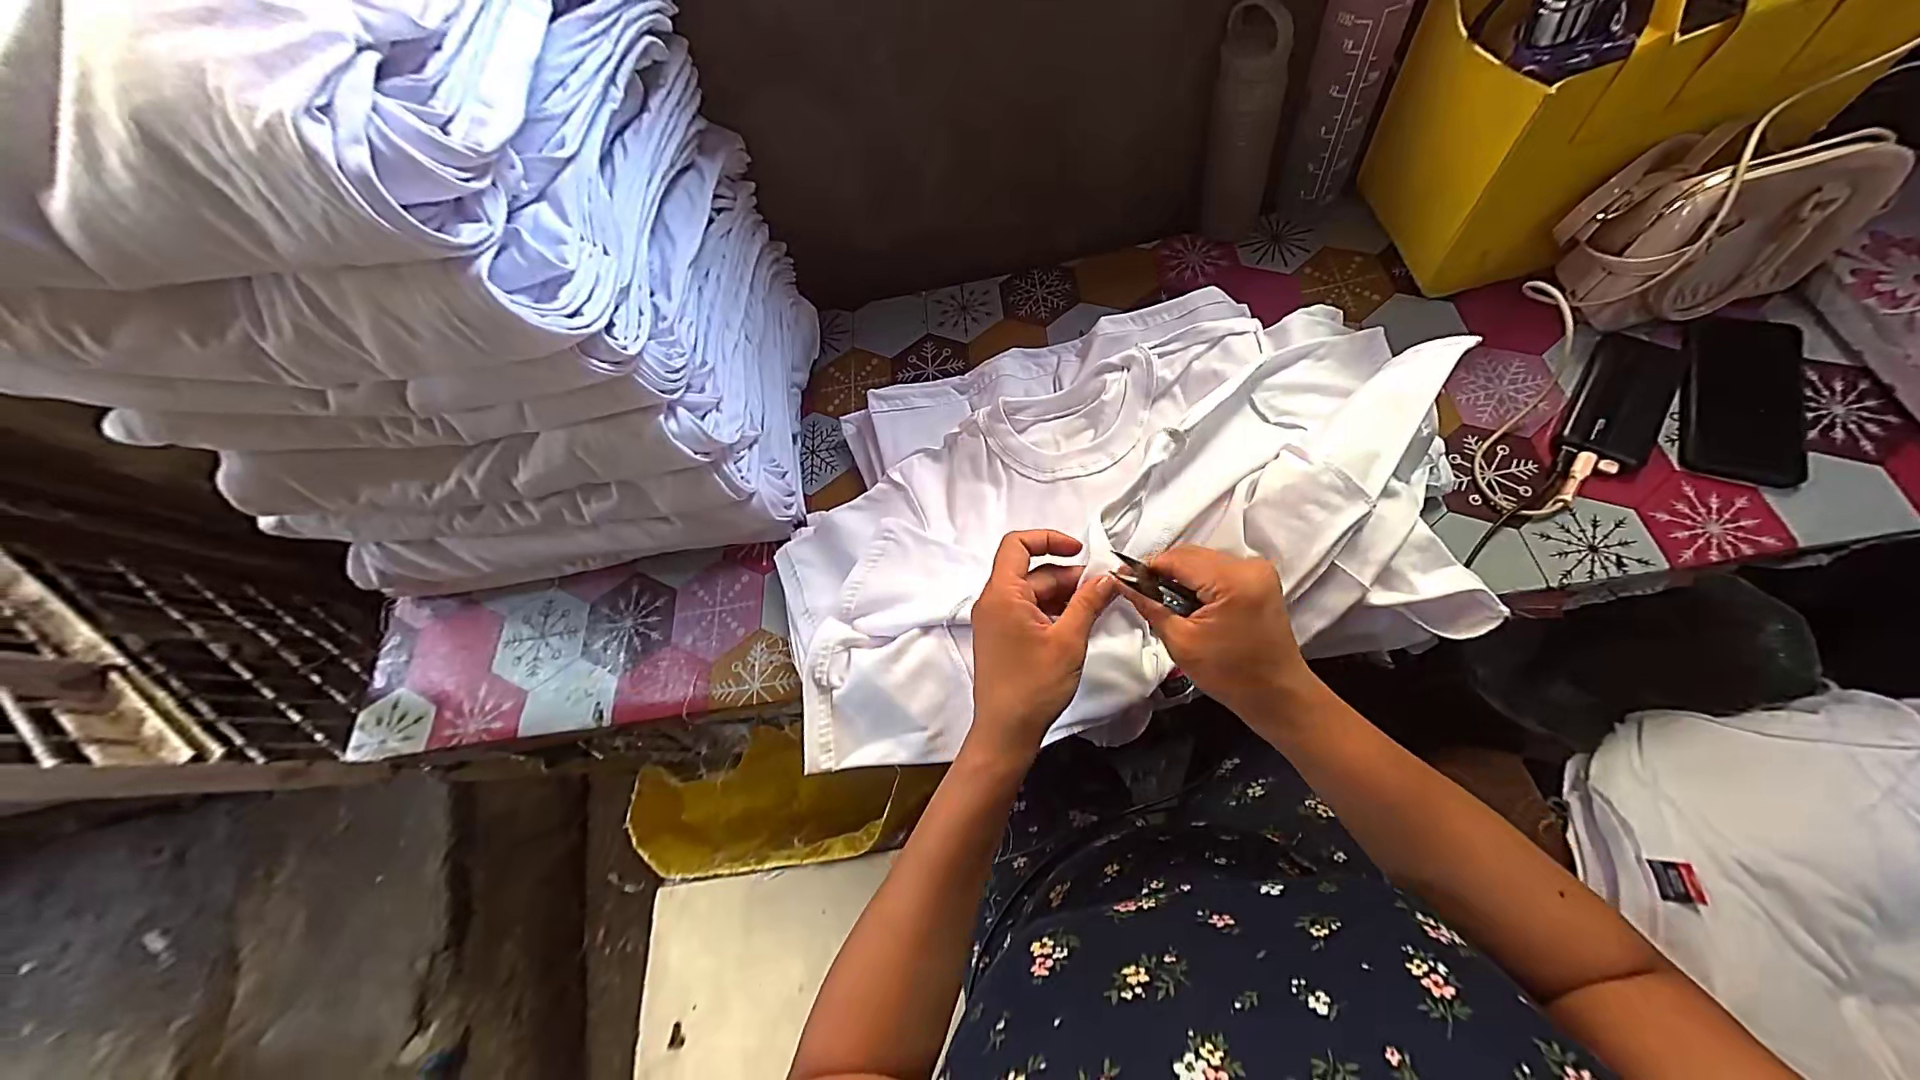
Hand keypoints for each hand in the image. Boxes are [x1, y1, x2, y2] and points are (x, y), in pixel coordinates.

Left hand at [965, 530, 1119, 764]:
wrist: (1006, 731)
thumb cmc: (1032, 688)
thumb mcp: (1069, 640)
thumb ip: (1088, 602)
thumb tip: (1106, 578)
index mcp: (1002, 594)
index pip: (1017, 544)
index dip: (1049, 539)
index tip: (1078, 550)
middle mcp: (993, 602)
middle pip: (1031, 571)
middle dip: (1068, 575)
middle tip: (1102, 588)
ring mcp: (996, 620)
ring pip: (1033, 592)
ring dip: (1063, 594)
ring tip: (1095, 606)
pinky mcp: (1002, 636)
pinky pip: (1028, 611)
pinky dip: (1052, 611)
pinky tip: (1077, 622)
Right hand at [1118, 546, 1316, 719]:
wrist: (1277, 693)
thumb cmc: (1230, 674)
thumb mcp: (1181, 642)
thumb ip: (1150, 606)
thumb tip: (1125, 584)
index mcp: (1233, 581)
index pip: (1177, 558)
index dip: (1147, 567)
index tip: (1125, 579)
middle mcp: (1249, 567)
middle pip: (1191, 554)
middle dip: (1163, 570)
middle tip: (1141, 591)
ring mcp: (1258, 571)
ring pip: (1203, 558)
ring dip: (1180, 574)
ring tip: (1164, 598)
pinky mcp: (1260, 579)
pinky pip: (1218, 567)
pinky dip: (1199, 579)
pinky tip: (1188, 599)